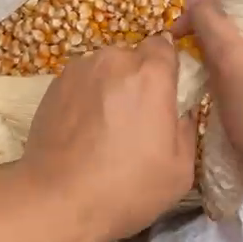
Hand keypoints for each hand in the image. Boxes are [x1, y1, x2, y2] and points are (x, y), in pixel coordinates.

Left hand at [17, 34, 195, 241]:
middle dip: (138, 79)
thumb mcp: (180, 170)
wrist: (59, 196)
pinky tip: (83, 128)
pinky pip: (82, 79)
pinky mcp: (55, 81)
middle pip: (133, 57)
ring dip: (111, 85)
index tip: (166, 91)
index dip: (167, 65)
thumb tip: (182, 110)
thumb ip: (187, 128)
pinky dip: (87, 94)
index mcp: (149, 75)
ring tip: (105, 125)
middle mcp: (113, 60)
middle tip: (135, 117)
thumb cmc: (127, 187)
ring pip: (105, 67)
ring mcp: (80, 68)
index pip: (164, 45)